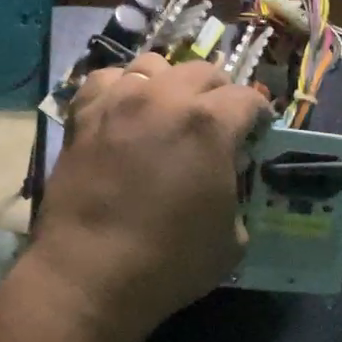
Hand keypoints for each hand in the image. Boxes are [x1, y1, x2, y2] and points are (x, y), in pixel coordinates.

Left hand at [25, 53, 269, 341]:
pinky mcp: (83, 116)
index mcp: (210, 124)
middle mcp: (165, 98)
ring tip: (168, 112)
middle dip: (217, 95)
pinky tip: (125, 112)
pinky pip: (106, 81)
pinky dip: (122, 89)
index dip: (258, 116)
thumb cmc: (169, 263)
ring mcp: (119, 101)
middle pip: (202, 72)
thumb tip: (226, 180)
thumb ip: (236, 195)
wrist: (90, 274)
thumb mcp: (232, 238)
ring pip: (153, 66)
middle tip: (216, 124)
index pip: (248, 99)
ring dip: (169, 84)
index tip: (257, 133)